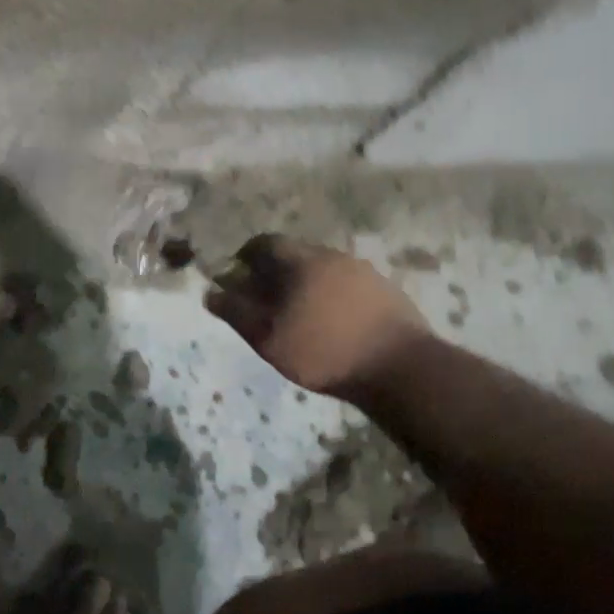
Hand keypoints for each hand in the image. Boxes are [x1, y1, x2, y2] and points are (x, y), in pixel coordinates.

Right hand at [203, 234, 429, 400]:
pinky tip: (331, 324)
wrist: (402, 369)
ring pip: (322, 270)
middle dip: (273, 273)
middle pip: (294, 255)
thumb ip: (235, 312)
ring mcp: (364, 273)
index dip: (244, 258)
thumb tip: (211, 292)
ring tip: (298, 316)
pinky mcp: (387, 292)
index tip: (236, 281)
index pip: (263, 243)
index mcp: (301, 261)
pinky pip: (346, 285)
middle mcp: (333, 257)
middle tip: (263, 303)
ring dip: (304, 286)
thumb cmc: (323, 350)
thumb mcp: (266, 336)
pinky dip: (331, 297)